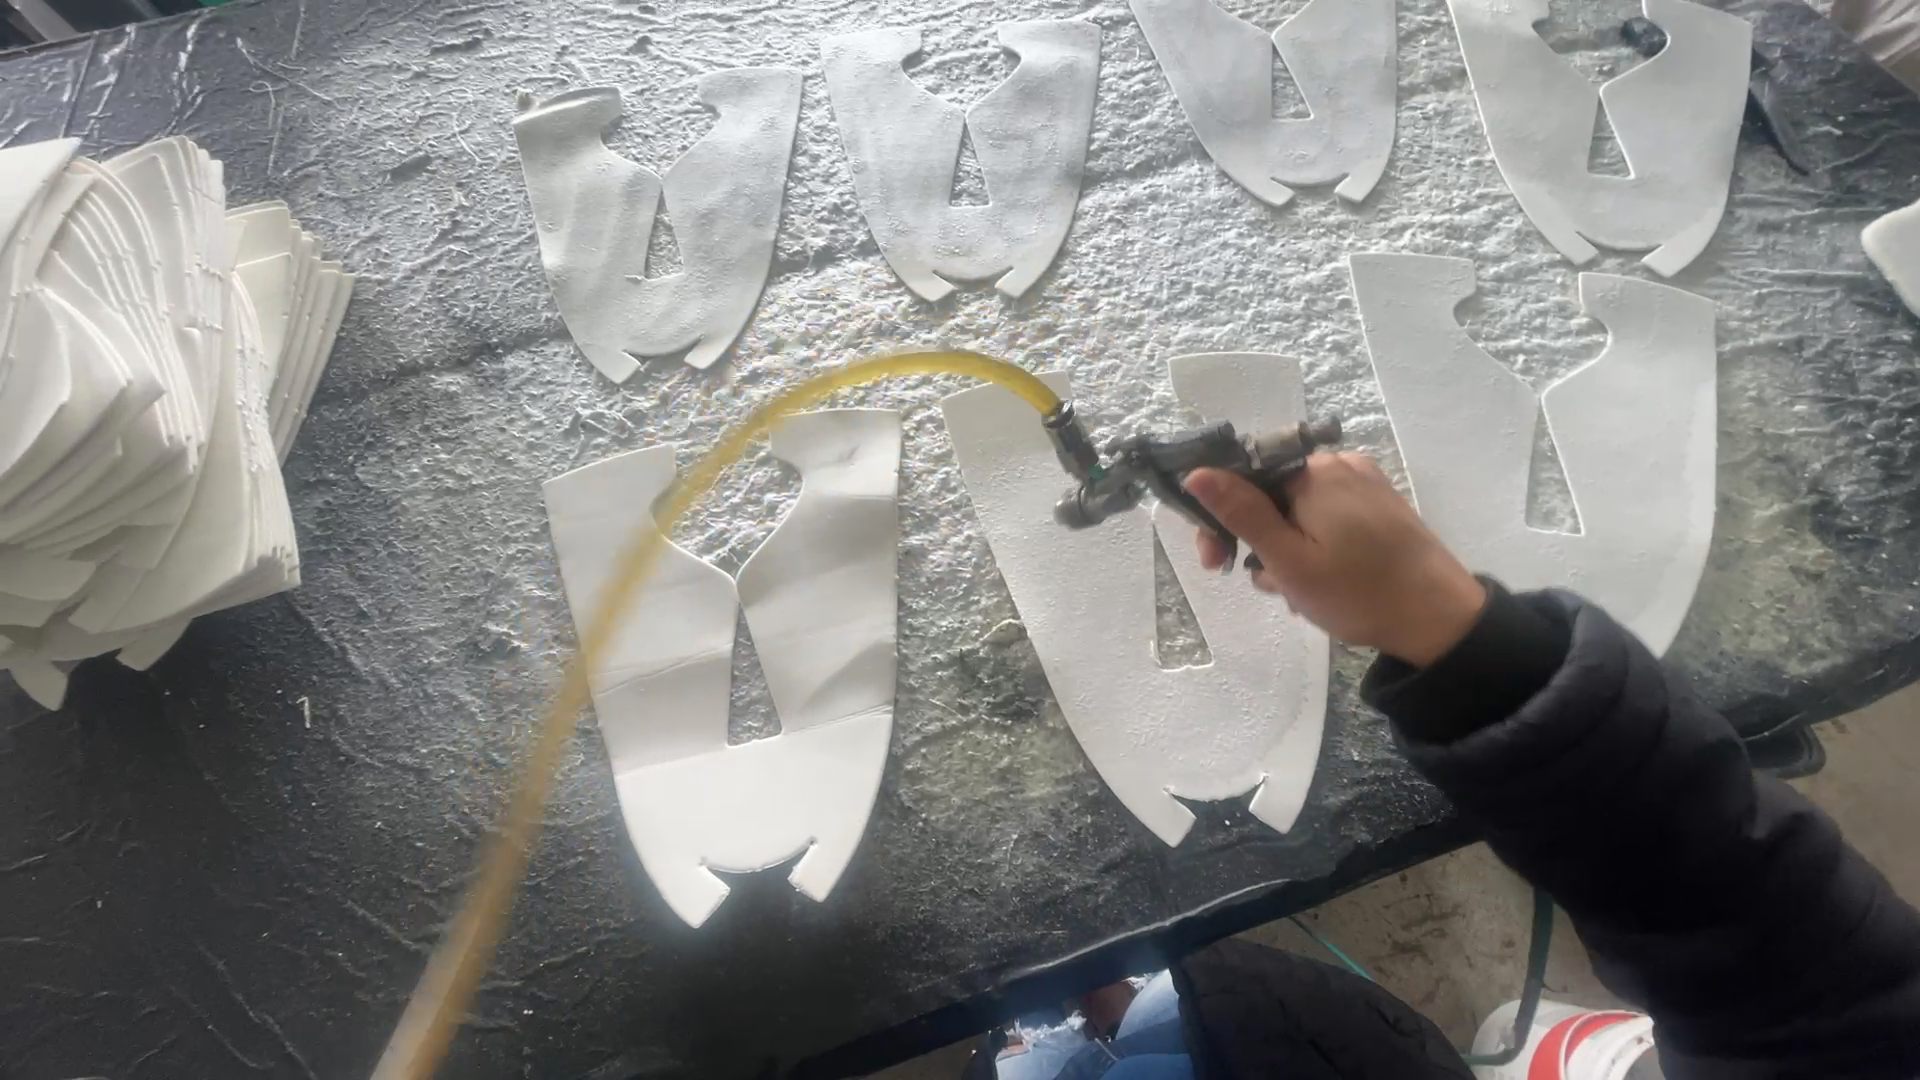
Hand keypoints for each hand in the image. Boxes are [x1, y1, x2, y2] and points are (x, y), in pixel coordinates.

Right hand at [1183, 455, 1486, 666]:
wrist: (1442, 621)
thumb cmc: (1358, 593)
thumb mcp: (1288, 559)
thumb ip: (1241, 513)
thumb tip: (1196, 473)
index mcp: (1312, 474)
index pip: (1242, 478)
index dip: (1219, 516)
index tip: (1215, 560)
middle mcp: (1338, 466)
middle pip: (1268, 493)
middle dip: (1252, 538)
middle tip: (1257, 582)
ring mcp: (1363, 483)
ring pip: (1294, 509)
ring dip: (1282, 548)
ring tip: (1293, 591)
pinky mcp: (1378, 505)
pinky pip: (1323, 515)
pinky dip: (1310, 544)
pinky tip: (1315, 579)